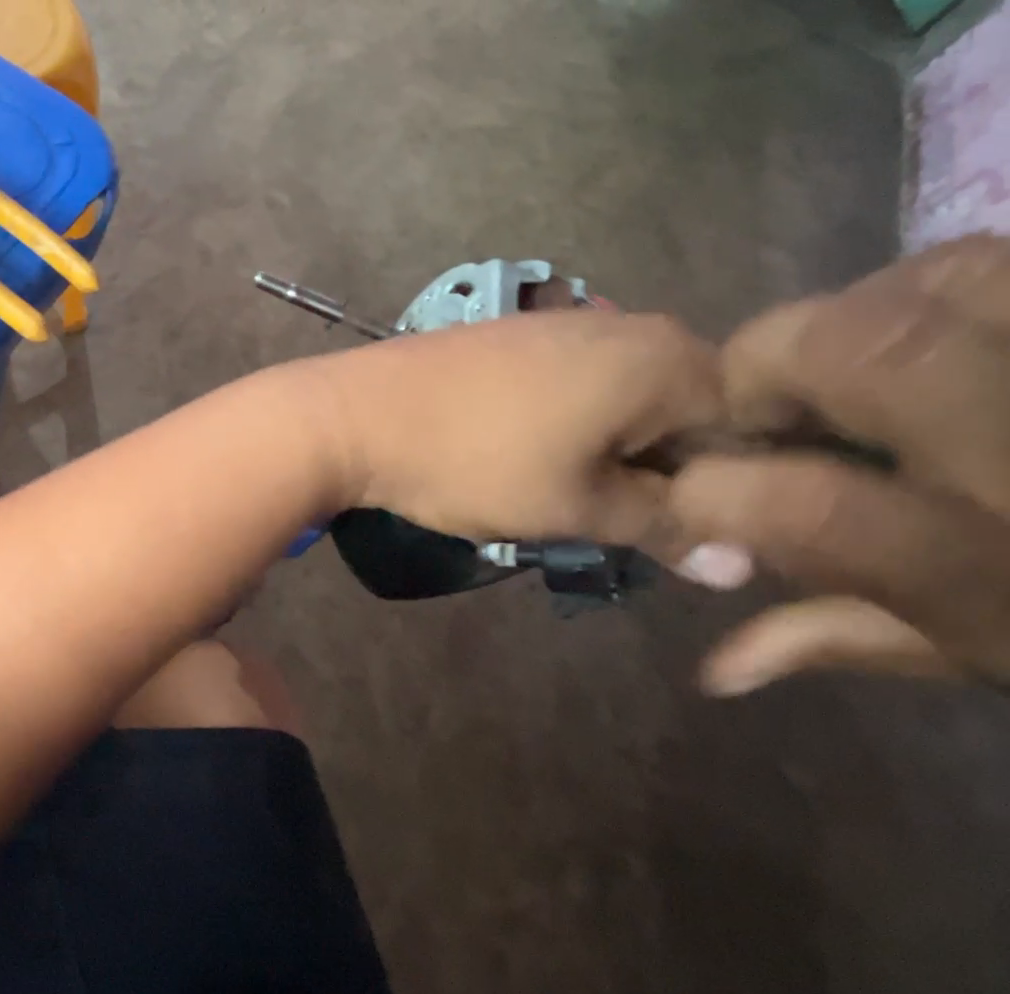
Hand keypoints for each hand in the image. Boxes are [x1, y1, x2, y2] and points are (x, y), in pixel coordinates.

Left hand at [305, 309, 724, 546]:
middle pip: (686, 410)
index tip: (682, 532)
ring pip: (626, 399)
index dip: (722, 489)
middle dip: (662, 469)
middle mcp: (633, 324)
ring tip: (567, 494)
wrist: (353, 415)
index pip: (746, 429)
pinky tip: (533, 458)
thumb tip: (741, 564)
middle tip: (617, 519)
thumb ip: (663, 527)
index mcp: (671, 358)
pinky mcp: (517, 335)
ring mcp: (568, 322)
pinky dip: (571, 425)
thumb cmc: (472, 463)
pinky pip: (576, 384)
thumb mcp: (573, 507)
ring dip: (612, 450)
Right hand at [669, 235, 1009, 694]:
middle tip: (768, 410)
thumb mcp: (977, 645)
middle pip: (854, 349)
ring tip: (860, 370)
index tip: (698, 495)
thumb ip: (834, 636)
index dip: (709, 490)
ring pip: (944, 277)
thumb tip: (715, 670)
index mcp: (976, 560)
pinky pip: (1005, 267)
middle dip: (765, 367)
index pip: (796, 505)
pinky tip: (950, 339)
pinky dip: (957, 294)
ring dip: (865, 317)